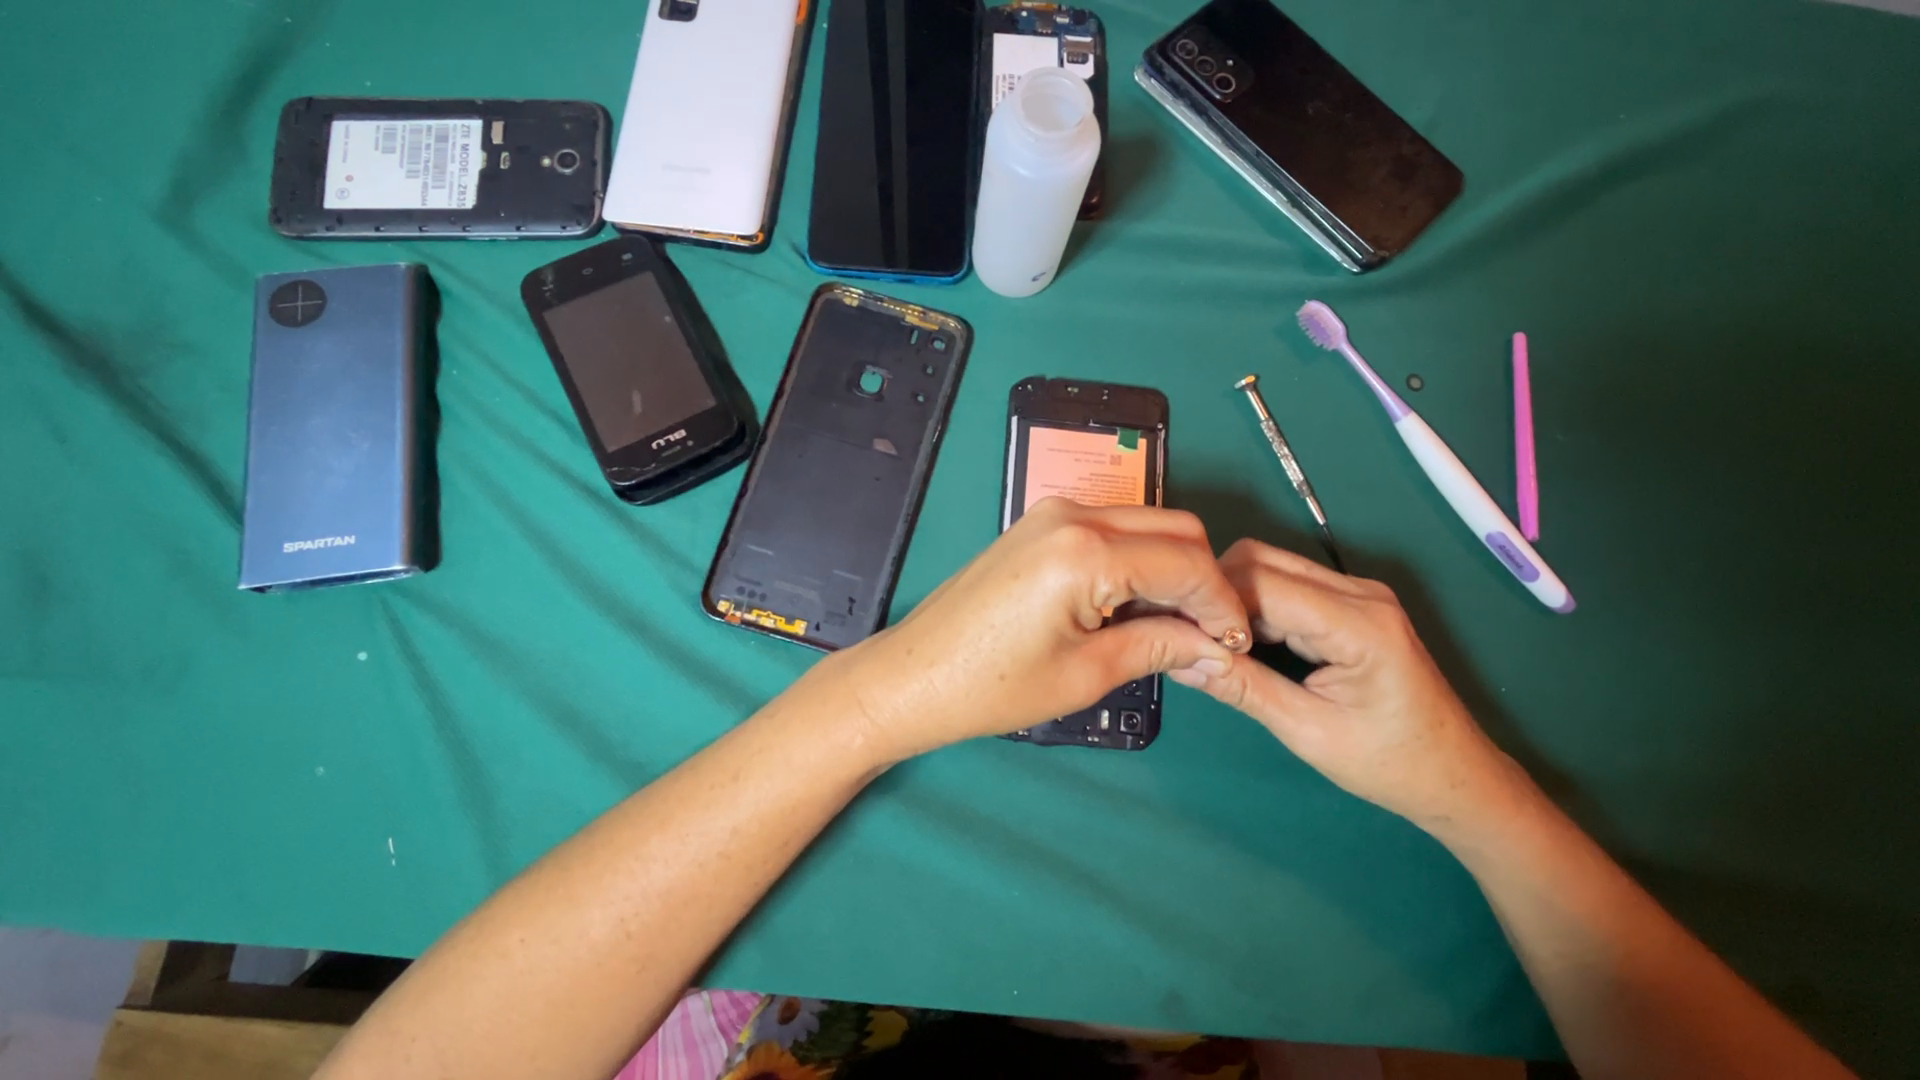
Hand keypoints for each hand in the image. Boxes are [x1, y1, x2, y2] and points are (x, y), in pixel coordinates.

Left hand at [817, 499, 1251, 763]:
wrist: (913, 676)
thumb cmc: (993, 687)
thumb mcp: (1086, 674)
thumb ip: (1160, 647)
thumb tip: (1217, 646)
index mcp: (1087, 551)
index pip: (1187, 563)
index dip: (1223, 605)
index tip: (1238, 643)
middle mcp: (1073, 515)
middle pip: (1175, 528)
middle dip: (1204, 578)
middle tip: (1213, 634)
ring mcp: (1052, 514)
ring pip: (1145, 524)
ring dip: (1173, 567)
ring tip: (1179, 626)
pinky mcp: (1038, 525)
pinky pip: (1112, 529)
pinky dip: (1138, 559)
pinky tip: (1138, 605)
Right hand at [1174, 539, 1523, 833]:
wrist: (1456, 777)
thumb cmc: (1387, 764)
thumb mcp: (1306, 732)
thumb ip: (1242, 688)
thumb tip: (1177, 661)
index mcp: (1358, 623)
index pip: (1262, 583)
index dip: (1213, 603)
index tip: (1179, 636)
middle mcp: (1359, 592)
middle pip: (1262, 561)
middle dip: (1218, 594)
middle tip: (1192, 640)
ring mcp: (1358, 594)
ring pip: (1271, 568)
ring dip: (1236, 600)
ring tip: (1214, 645)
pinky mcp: (1352, 605)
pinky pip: (1289, 586)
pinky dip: (1257, 608)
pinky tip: (1245, 645)